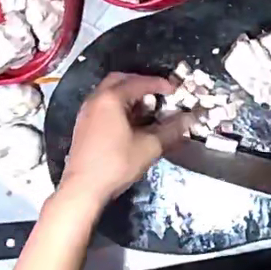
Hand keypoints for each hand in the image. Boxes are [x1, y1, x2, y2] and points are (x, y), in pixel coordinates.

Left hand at [56, 72, 183, 210]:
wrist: (82, 189)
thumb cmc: (116, 164)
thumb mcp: (149, 147)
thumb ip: (170, 130)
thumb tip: (188, 119)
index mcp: (111, 98)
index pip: (139, 82)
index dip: (160, 84)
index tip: (175, 90)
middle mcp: (96, 99)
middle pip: (120, 80)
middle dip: (141, 83)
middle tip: (158, 93)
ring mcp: (86, 111)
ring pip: (109, 92)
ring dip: (128, 94)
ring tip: (146, 107)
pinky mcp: (83, 125)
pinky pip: (103, 104)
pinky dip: (118, 105)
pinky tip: (129, 121)